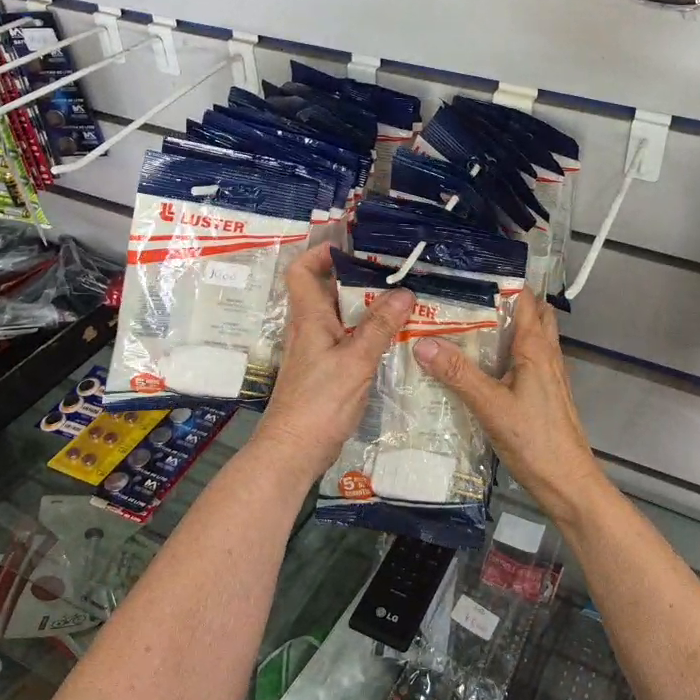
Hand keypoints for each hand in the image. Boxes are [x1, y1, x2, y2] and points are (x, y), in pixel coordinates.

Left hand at [251, 244, 412, 483]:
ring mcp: (315, 352)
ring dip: (365, 308)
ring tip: (400, 303)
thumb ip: (380, 326)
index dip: (321, 253)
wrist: (294, 450)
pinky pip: (345, 340)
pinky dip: (365, 334)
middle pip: (326, 291)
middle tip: (393, 274)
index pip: (302, 271)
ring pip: (339, 317)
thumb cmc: (319, 402)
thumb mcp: (356, 360)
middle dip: (357, 279)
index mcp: (310, 318)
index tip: (353, 248)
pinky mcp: (323, 372)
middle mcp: (309, 329)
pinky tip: (390, 341)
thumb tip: (405, 292)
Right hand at [411, 292, 609, 524]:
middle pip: (531, 315)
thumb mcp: (491, 406)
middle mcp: (547, 355)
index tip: (470, 275)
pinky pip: (527, 362)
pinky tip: (483, 368)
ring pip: (530, 339)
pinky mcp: (545, 395)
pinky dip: (508, 354)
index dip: (502, 283)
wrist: (568, 482)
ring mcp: (549, 376)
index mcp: (536, 349)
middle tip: (468, 300)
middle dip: (505, 302)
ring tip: (468, 328)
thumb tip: (422, 342)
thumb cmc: (535, 440)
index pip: (525, 299)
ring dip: (507, 328)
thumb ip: (458, 374)